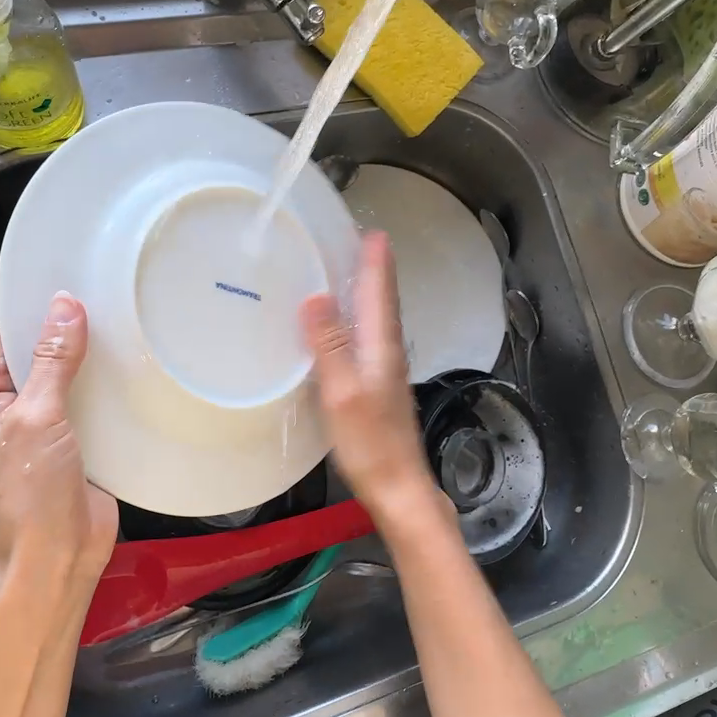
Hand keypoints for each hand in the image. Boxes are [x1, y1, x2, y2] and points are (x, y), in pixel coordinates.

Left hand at [0, 294, 118, 623]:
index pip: (12, 340)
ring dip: (102, 361)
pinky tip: (146, 366)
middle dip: (79, 332)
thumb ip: (52, 360)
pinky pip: (101, 409)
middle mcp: (17, 410)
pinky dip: (119, 390)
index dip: (41, 310)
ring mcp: (53, 431)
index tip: (78, 276)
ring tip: (139, 320)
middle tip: (120, 293)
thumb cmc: (26, 491)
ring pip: (78, 383)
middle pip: (49, 359)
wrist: (52, 562)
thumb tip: (65, 302)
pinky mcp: (86, 449)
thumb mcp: (35, 417)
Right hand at [301, 233, 438, 513]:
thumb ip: (330, 345)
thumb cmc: (371, 443)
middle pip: (383, 299)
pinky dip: (359, 319)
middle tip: (353, 240)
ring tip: (347, 270)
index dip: (376, 259)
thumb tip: (316, 295)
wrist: (399, 488)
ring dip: (367, 291)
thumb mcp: (343, 392)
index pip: (381, 290)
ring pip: (377, 318)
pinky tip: (343, 325)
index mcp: (383, 345)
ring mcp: (387, 369)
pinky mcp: (379, 386)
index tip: (370, 228)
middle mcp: (389, 350)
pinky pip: (369, 338)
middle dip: (372, 268)